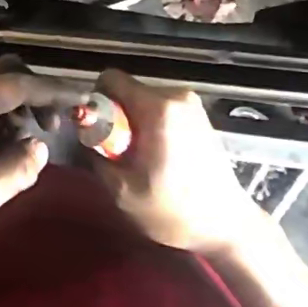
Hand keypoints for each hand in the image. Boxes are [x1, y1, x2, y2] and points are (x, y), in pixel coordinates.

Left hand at [0, 60, 84, 251]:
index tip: (84, 99)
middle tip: (52, 125)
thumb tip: (40, 147)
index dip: (56, 91)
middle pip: (5, 71)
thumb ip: (16, 169)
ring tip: (27, 141)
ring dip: (15, 102)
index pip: (20, 84)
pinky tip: (1, 145)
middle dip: (34, 92)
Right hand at [91, 70, 268, 253]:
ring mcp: (191, 104)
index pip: (110, 79)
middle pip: (125, 90)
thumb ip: (94, 153)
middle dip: (114, 116)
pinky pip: (157, 109)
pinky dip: (149, 127)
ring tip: (139, 158)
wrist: (228, 227)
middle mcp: (176, 96)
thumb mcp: (121, 189)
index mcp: (157, 107)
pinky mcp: (198, 116)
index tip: (99, 132)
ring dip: (131, 123)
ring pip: (140, 100)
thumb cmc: (173, 210)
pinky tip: (156, 156)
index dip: (96, 103)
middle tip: (118, 151)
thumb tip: (80, 133)